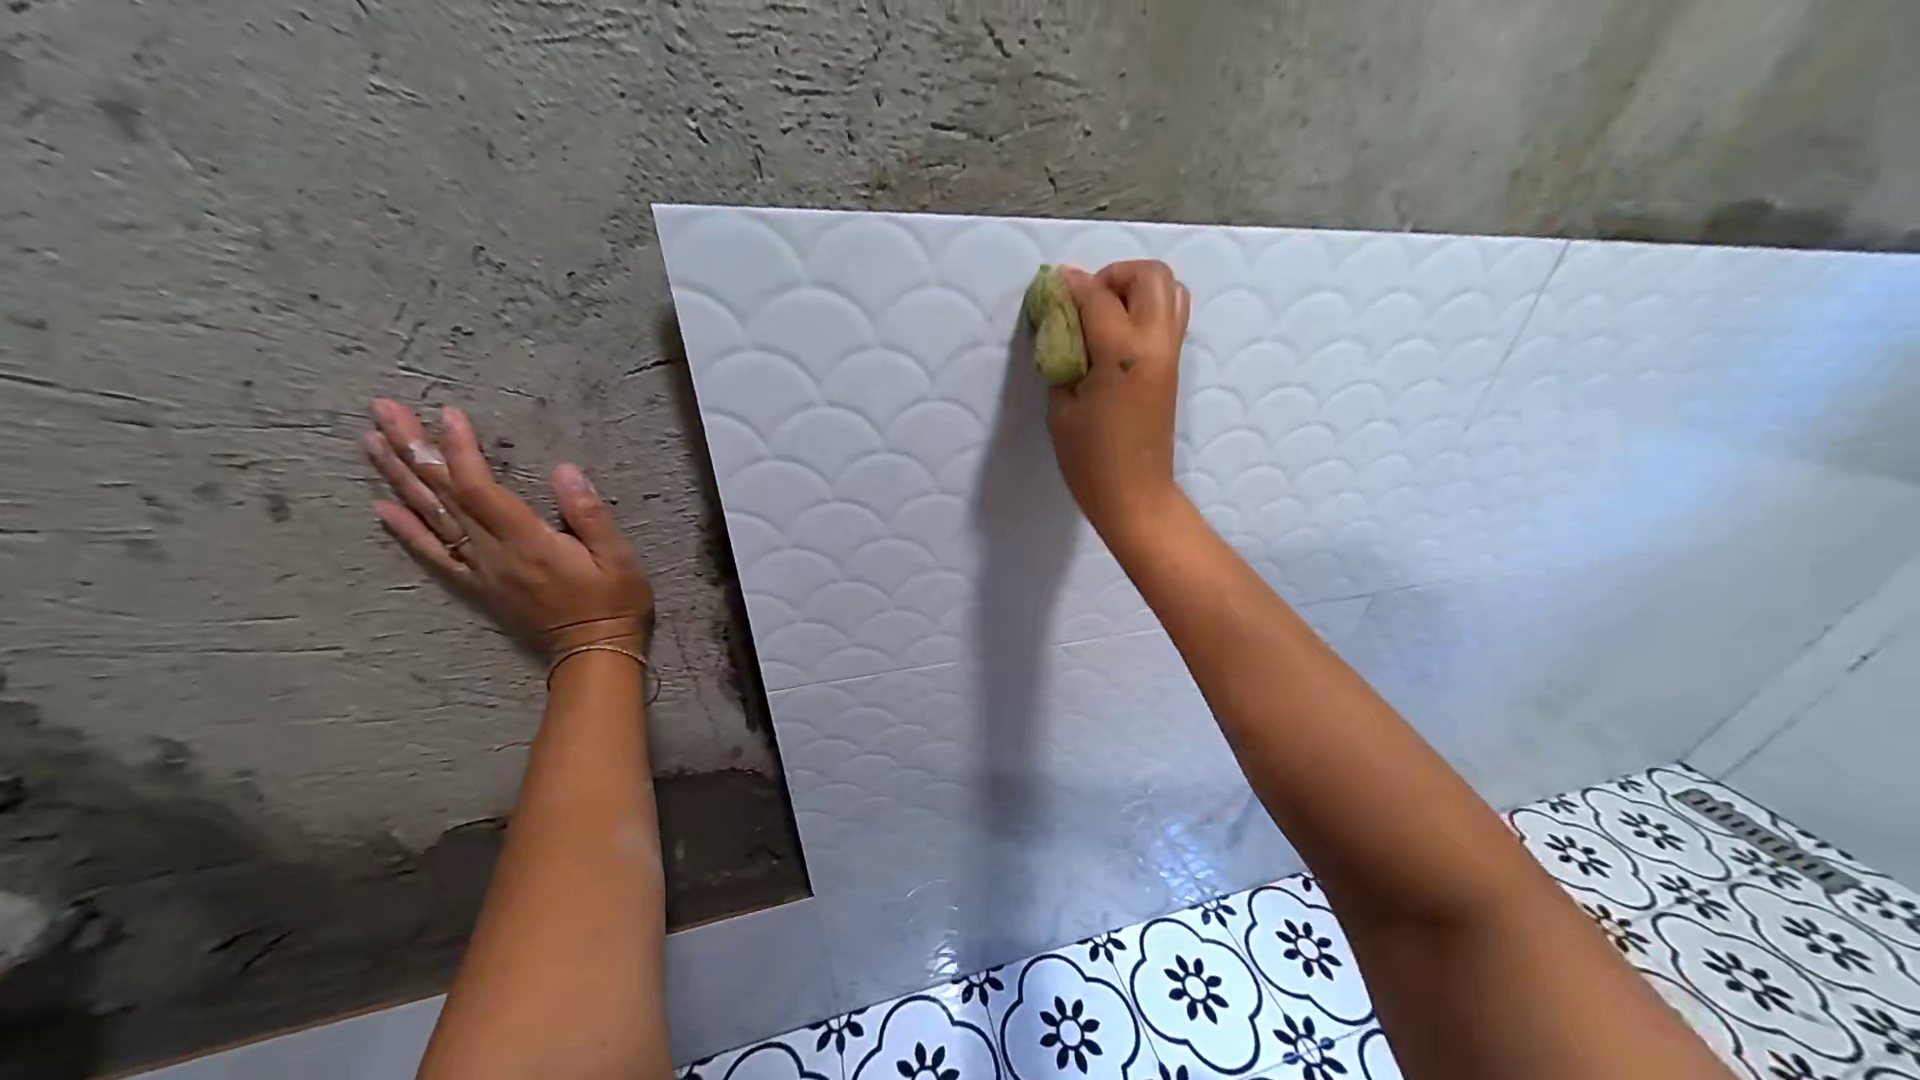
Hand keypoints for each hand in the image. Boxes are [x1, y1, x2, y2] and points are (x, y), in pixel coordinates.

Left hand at [362, 399, 653, 657]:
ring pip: (432, 519)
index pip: (481, 488)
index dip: (460, 450)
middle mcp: (494, 554)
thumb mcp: (619, 555)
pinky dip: (406, 531)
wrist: (594, 651)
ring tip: (372, 442)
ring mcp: (481, 572)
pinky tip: (383, 507)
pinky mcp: (478, 588)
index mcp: (528, 542)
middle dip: (414, 450)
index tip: (447, 413)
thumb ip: (589, 513)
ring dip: (400, 479)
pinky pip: (434, 557)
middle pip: (444, 496)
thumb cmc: (615, 600)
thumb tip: (564, 471)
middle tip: (383, 411)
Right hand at [1047, 260, 1192, 546]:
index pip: (1097, 297)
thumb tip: (1062, 329)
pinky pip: (1170, 316)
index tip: (1051, 285)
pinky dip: (1147, 309)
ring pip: (1170, 289)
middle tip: (1086, 302)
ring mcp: (1170, 354)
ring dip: (1136, 288)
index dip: (1070, 285)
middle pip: (1150, 276)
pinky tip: (1117, 336)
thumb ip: (1062, 358)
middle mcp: (1155, 344)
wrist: (1135, 495)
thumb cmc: (1090, 460)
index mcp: (1122, 354)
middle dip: (1114, 275)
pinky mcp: (1173, 367)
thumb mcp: (1061, 408)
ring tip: (1105, 315)